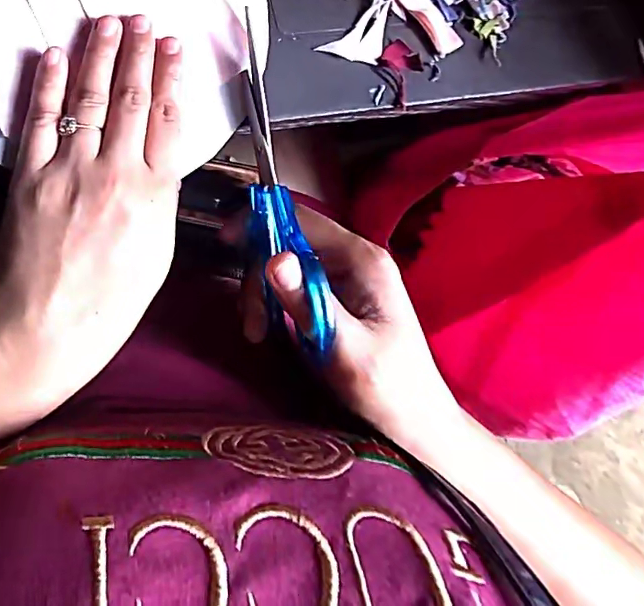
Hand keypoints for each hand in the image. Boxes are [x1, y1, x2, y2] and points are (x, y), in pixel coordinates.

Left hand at [0, 15, 184, 415]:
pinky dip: (48, 85)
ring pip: (88, 100)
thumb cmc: (107, 302)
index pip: (166, 117)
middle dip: (137, 51)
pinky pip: (40, 121)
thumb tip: (161, 155)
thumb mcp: (158, 250)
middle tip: (142, 19)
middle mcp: (114, 173)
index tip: (174, 44)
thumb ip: (161, 195)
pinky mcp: (29, 176)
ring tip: (108, 23)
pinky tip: (57, 55)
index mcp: (152, 193)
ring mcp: (69, 171)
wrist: (44, 330)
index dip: (171, 74)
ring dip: (99, 56)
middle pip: (129, 98)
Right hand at [243, 207, 467, 449]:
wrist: (417, 424)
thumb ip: (309, 303)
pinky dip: (272, 303)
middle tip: (253, 321)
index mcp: (362, 259)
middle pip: (286, 241)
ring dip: (262, 293)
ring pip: (284, 263)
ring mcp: (342, 277)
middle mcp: (351, 259)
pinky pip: (291, 284)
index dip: (261, 220)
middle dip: (259, 274)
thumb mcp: (345, 349)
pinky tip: (268, 331)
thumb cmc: (389, 389)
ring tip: (259, 333)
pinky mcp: (333, 296)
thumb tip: (275, 259)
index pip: (302, 219)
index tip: (227, 240)